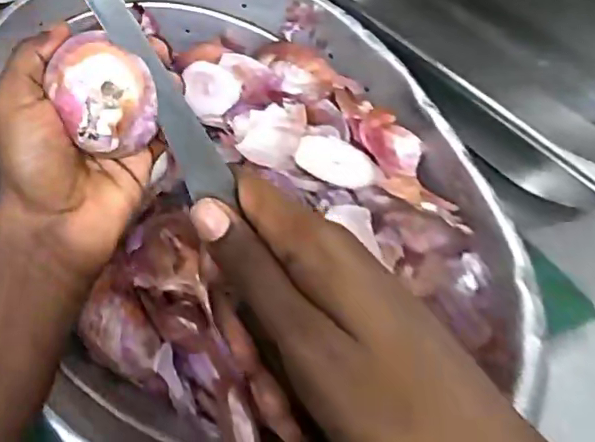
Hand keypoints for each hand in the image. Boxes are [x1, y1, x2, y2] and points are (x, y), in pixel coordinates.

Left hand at [0, 23, 154, 283]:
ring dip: (161, 77)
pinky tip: (182, 91)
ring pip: (146, 97)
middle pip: (119, 74)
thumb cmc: (26, 158)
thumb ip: (30, 58)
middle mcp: (87, 109)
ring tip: (171, 61)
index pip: (83, 57)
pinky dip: (175, 111)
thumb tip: (60, 28)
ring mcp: (118, 133)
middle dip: (139, 55)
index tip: (124, 26)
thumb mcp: (12, 99)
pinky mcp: (144, 158)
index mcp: (55, 93)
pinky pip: (164, 130)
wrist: (51, 223)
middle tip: (157, 44)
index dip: (104, 40)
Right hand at [191, 170, 545, 441]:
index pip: (239, 187)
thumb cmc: (393, 407)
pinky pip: (303, 324)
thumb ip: (250, 268)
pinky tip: (300, 407)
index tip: (206, 268)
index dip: (212, 218)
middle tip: (248, 357)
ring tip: (280, 399)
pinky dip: (291, 362)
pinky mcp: (362, 323)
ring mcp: (349, 289)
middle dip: (237, 305)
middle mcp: (329, 252)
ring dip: (262, 345)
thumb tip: (201, 202)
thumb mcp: (305, 342)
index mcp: (314, 241)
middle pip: (249, 250)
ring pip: (271, 295)